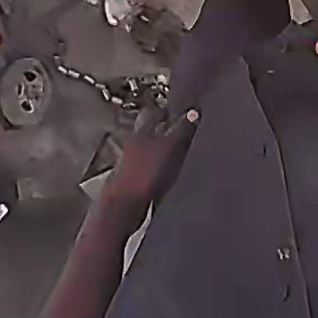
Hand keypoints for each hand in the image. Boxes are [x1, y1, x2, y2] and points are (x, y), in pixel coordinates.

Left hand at [96, 105, 197, 223]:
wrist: (123, 207)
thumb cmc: (146, 171)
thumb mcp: (170, 146)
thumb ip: (182, 128)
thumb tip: (194, 112)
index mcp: (141, 131)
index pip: (154, 113)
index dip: (167, 110)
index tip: (181, 110)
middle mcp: (133, 143)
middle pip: (149, 130)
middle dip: (163, 128)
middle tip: (181, 129)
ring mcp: (130, 163)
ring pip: (148, 148)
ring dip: (162, 148)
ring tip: (180, 151)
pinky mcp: (132, 180)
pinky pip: (148, 166)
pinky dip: (158, 165)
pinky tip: (170, 172)